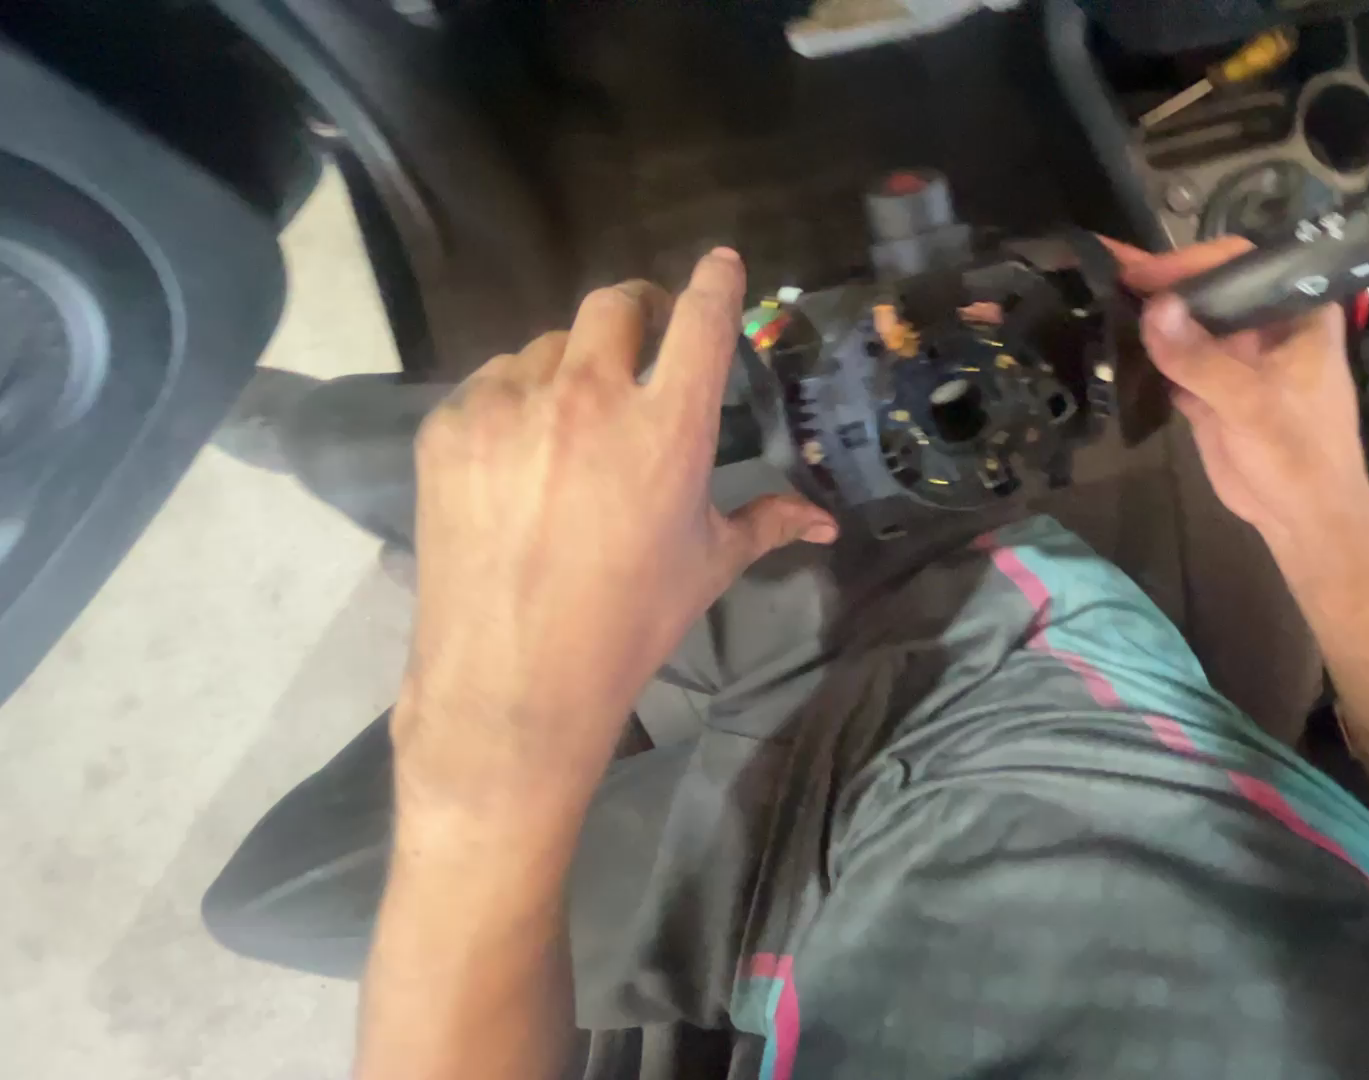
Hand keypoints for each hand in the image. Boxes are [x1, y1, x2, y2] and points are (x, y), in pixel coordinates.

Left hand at [396, 249, 836, 824]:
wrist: (516, 674)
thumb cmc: (635, 616)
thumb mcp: (712, 563)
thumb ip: (771, 522)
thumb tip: (828, 522)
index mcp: (669, 427)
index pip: (700, 322)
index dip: (714, 281)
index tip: (720, 261)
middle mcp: (590, 396)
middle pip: (614, 303)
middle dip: (640, 309)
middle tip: (647, 339)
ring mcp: (510, 405)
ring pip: (547, 343)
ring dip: (575, 362)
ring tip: (578, 418)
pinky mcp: (451, 426)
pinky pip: (494, 381)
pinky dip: (520, 397)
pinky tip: (525, 452)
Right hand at [1110, 236, 1368, 541]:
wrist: (1300, 518)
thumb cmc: (1297, 456)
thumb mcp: (1251, 405)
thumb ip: (1201, 359)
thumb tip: (1153, 309)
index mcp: (1294, 314)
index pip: (1240, 265)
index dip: (1190, 263)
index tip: (1140, 272)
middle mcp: (1264, 328)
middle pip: (1208, 292)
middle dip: (1162, 286)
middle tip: (1108, 277)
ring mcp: (1236, 360)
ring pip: (1188, 327)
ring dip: (1150, 321)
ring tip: (1102, 304)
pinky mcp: (1211, 391)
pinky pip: (1175, 364)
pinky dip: (1148, 358)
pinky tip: (1114, 349)